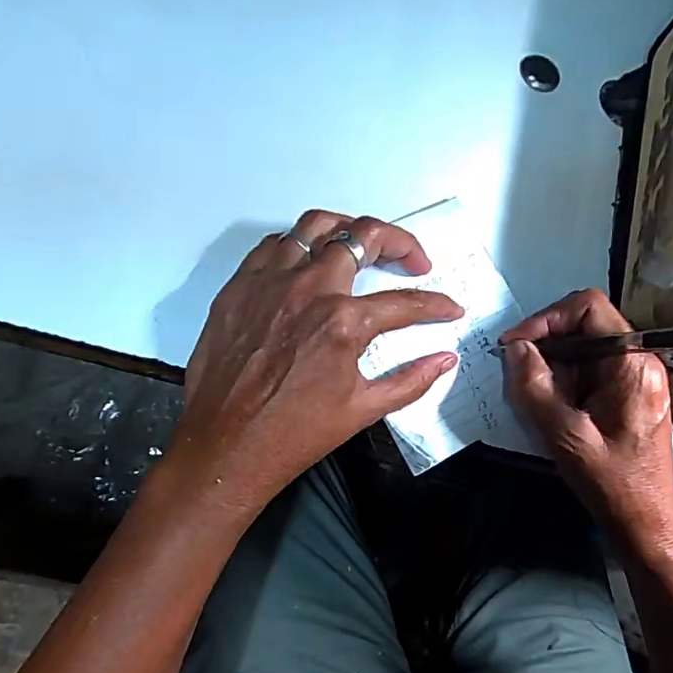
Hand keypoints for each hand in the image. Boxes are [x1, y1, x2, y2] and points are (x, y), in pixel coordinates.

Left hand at [168, 210, 462, 514]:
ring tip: (361, 243)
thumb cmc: (289, 434)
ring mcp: (268, 284)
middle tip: (410, 260)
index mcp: (342, 323)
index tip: (445, 308)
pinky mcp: (238, 288)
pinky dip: (296, 244)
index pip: (404, 302)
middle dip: (399, 244)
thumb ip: (410, 381)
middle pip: (364, 237)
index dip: (435, 304)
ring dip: (347, 229)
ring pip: (315, 226)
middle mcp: (306, 291)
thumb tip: (442, 361)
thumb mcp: (362, 410)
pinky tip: (305, 260)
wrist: (227, 446)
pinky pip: (271, 245)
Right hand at [500, 289, 672, 552]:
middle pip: (584, 325)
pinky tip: (549, 408)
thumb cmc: (611, 483)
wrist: (645, 523)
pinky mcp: (626, 394)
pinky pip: (588, 371)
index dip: (545, 318)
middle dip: (545, 345)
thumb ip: (535, 387)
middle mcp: (639, 361)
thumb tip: (514, 348)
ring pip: (582, 349)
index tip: (515, 345)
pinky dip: (562, 382)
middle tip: (518, 374)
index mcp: (632, 363)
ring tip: (533, 398)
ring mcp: (635, 377)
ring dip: (551, 366)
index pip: (588, 307)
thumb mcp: (564, 435)